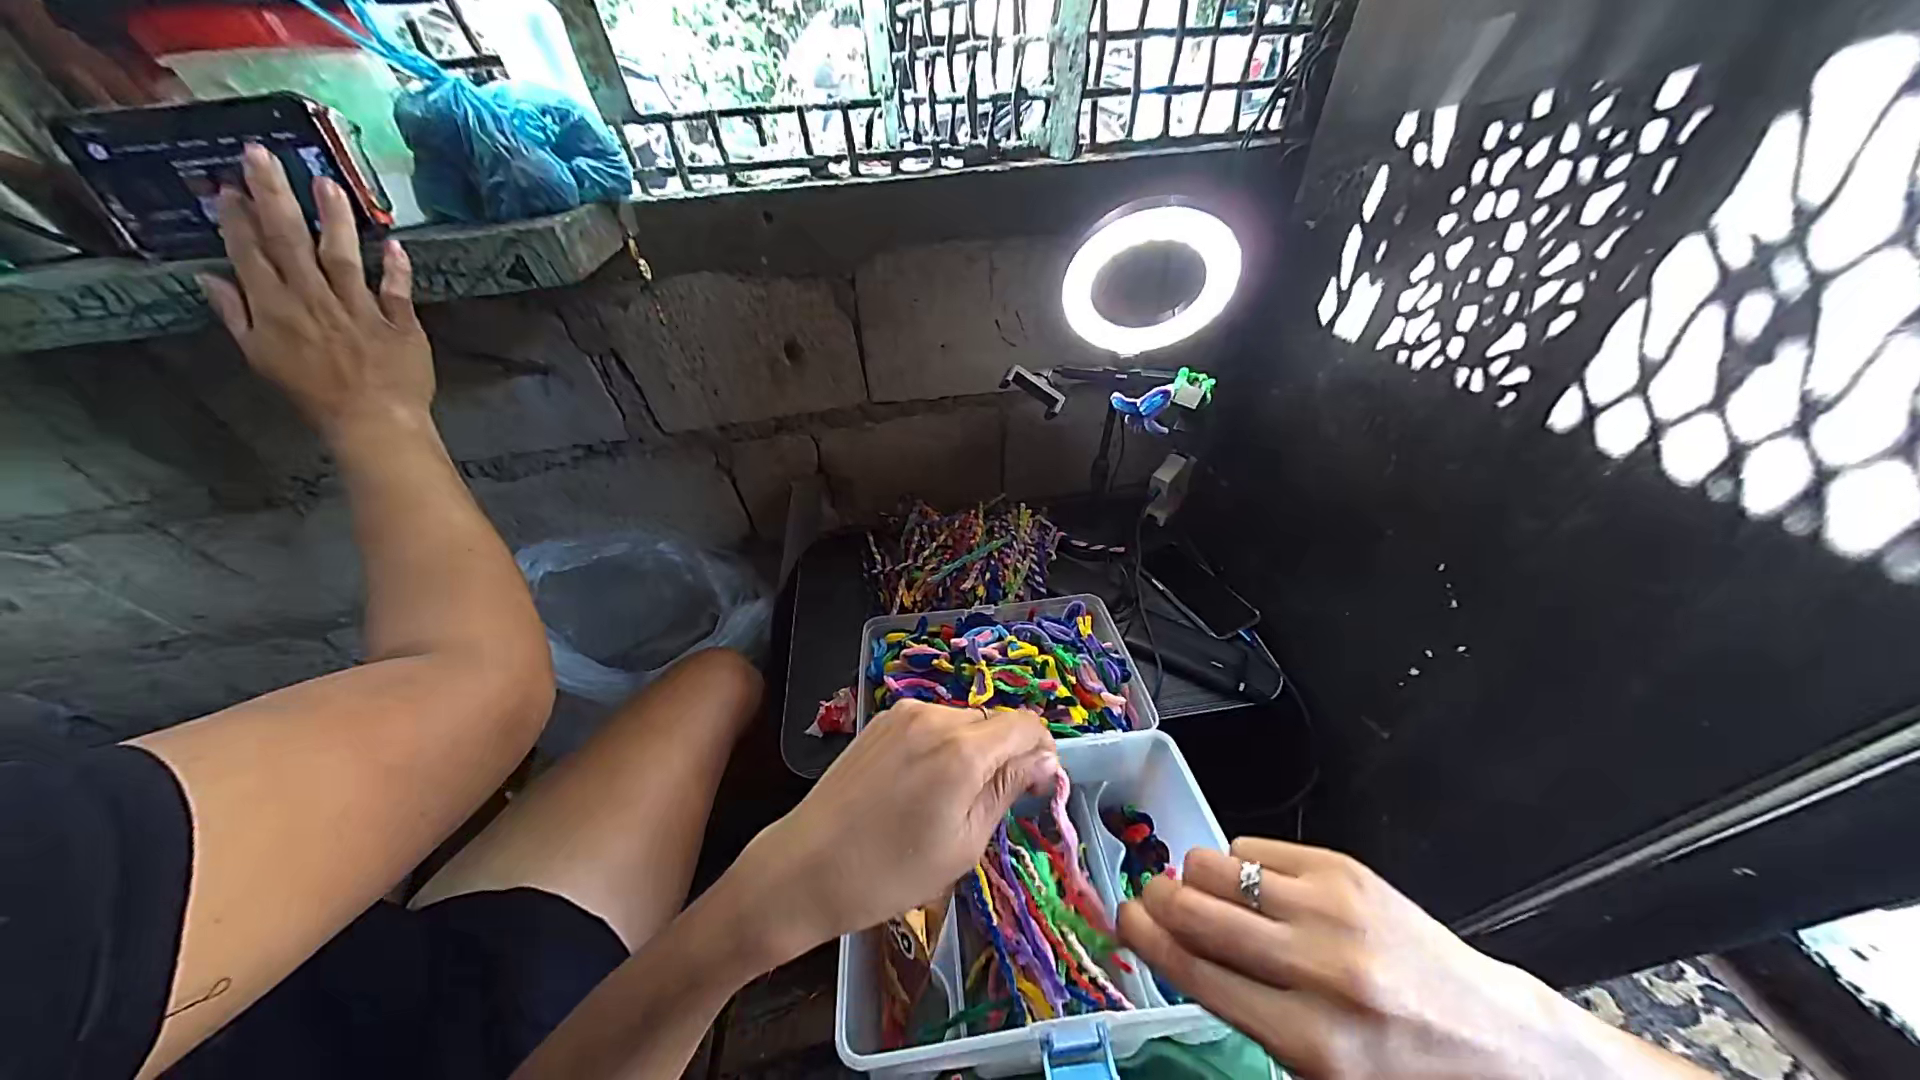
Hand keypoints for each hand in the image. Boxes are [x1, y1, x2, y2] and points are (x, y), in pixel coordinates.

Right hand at [197, 144, 431, 438]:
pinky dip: (397, 268)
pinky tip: (393, 242)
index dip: (238, 217)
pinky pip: (397, 291)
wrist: (375, 421)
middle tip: (262, 155)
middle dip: (274, 196)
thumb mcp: (261, 357)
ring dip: (335, 219)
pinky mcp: (401, 325)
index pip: (250, 253)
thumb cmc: (315, 394)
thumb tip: (208, 278)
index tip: (228, 184)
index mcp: (276, 309)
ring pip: (344, 256)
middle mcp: (316, 302)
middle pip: (291, 241)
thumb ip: (237, 316)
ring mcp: (361, 312)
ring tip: (328, 182)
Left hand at [732, 702, 1056, 965]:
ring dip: (971, 750)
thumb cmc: (890, 872)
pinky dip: (941, 745)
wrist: (805, 867)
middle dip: (1004, 754)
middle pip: (994, 722)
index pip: (1026, 724)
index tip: (1033, 786)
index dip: (1041, 751)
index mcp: (963, 751)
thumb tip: (1047, 761)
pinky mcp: (882, 720)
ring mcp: (903, 714)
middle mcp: (935, 718)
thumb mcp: (964, 844)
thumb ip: (1008, 790)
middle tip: (986, 803)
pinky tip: (917, 784)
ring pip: (963, 721)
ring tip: (944, 798)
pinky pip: (931, 723)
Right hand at [1119, 839, 1628, 1079]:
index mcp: (1307, 1043)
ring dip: (1195, 878)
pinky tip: (1260, 890)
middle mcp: (1316, 969)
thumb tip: (1173, 944)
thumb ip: (1241, 1013)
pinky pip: (1251, 848)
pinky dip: (1239, 866)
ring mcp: (1331, 910)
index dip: (1143, 937)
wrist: (1506, 1046)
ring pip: (1213, 865)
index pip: (1192, 970)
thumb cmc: (1401, 1073)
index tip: (1121, 918)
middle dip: (1155, 899)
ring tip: (1211, 897)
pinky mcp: (1344, 870)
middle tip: (1152, 899)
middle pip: (1192, 908)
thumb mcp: (1317, 1076)